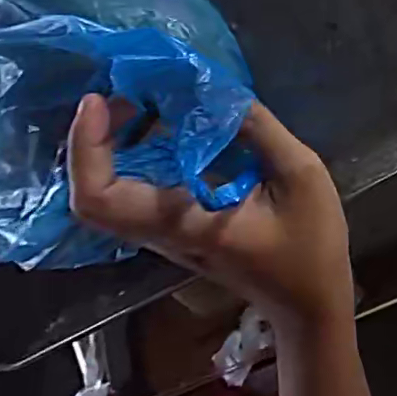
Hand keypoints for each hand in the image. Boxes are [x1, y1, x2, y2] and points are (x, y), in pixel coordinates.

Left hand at [67, 94, 353, 329]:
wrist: (310, 301)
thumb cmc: (310, 243)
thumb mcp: (300, 175)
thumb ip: (260, 131)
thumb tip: (220, 93)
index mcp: (184, 223)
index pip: (101, 197)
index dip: (86, 147)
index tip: (99, 100)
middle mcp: (163, 233)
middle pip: (93, 196)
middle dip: (95, 139)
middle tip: (128, 95)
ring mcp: (168, 235)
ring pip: (111, 195)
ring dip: (114, 146)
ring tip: (144, 102)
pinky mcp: (180, 231)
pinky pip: (138, 193)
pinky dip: (138, 156)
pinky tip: (170, 128)